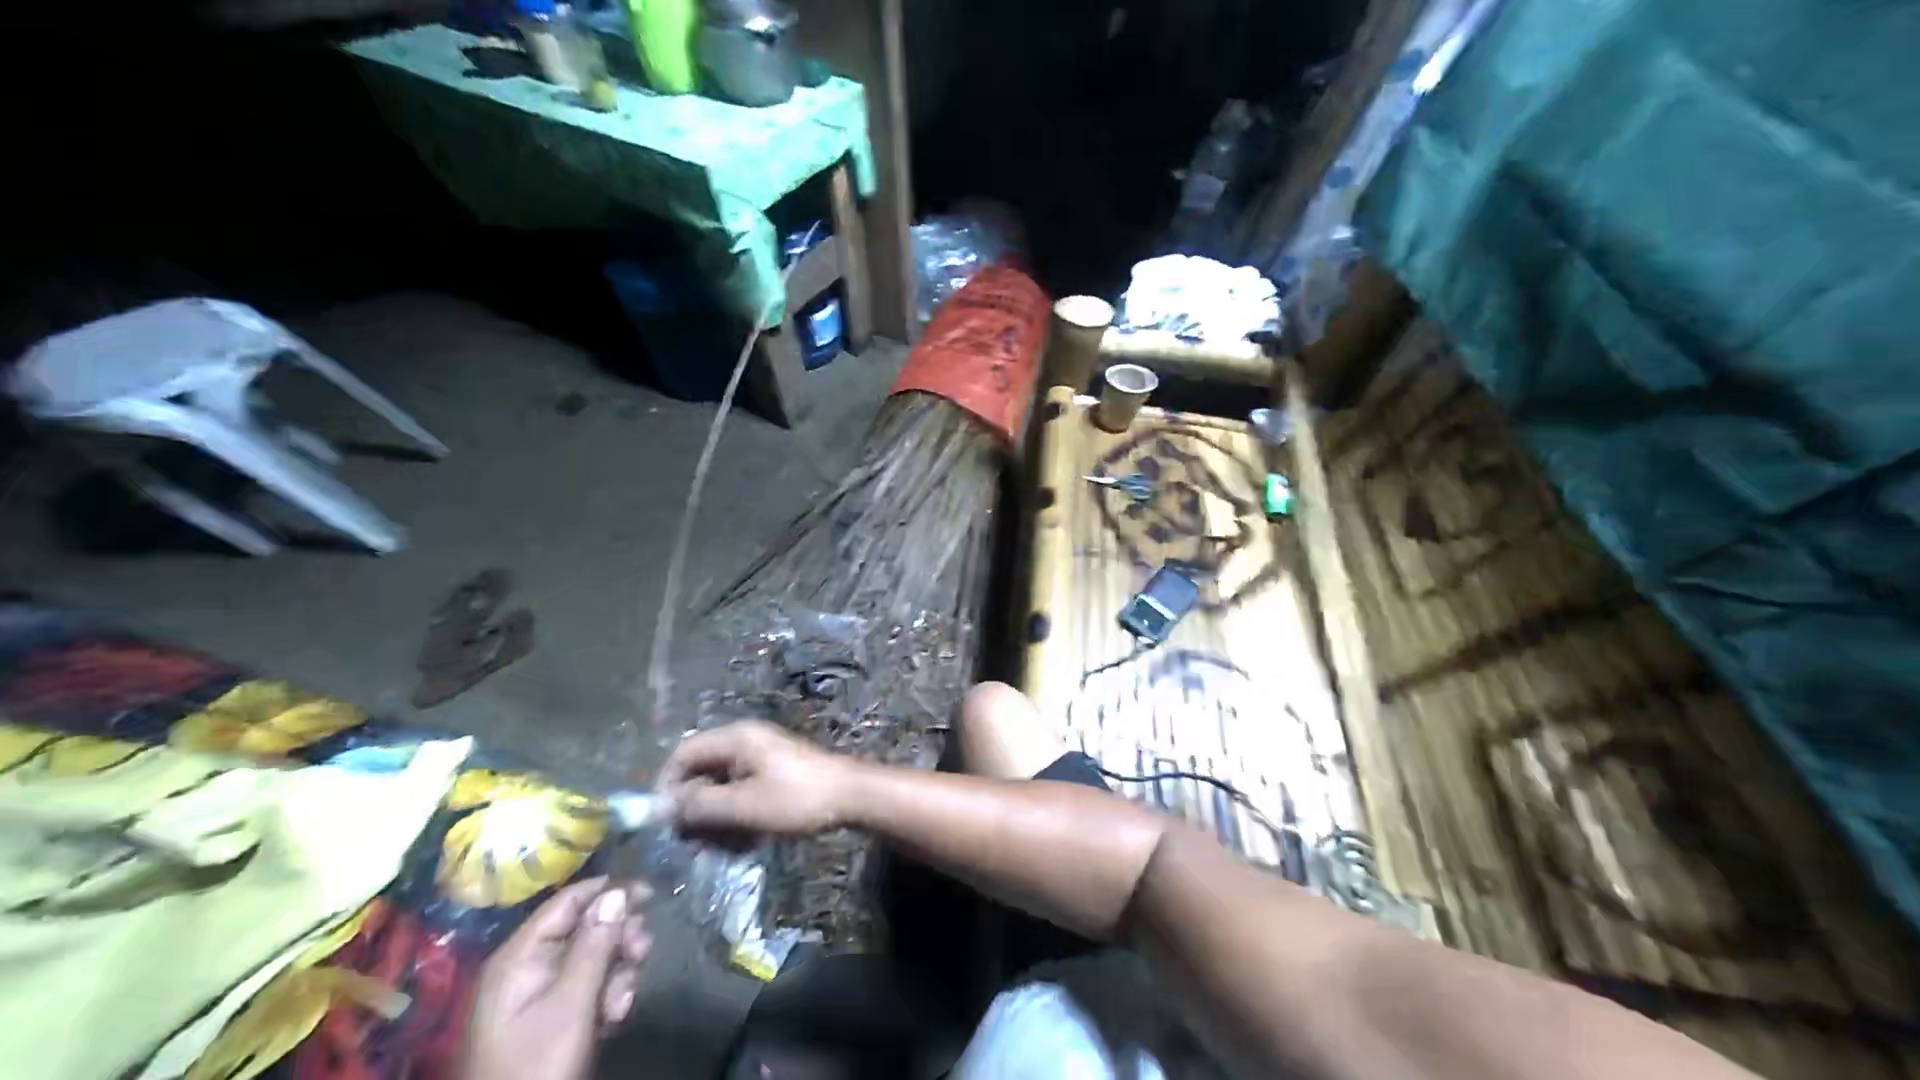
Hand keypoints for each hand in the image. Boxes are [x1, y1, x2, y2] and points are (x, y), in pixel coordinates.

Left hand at [458, 877, 652, 1079]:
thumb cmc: (536, 1069)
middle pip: (585, 929)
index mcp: (520, 958)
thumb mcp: (571, 1006)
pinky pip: (590, 987)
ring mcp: (540, 995)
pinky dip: (608, 995)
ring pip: (594, 958)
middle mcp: (528, 968)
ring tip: (622, 1001)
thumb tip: (616, 892)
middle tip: (642, 952)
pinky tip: (615, 1018)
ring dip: (618, 972)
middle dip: (618, 939)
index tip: (648, 893)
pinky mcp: (553, 1018)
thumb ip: (594, 947)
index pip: (566, 902)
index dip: (607, 891)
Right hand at [658, 720, 862, 840]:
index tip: (662, 822)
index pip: (684, 753)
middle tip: (692, 844)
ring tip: (723, 848)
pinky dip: (736, 817)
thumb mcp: (744, 806)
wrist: (851, 797)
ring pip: (720, 788)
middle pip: (701, 772)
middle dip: (694, 810)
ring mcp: (760, 759)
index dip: (667, 785)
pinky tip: (744, 843)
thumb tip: (663, 807)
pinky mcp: (772, 776)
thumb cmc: (796, 798)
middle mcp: (744, 743)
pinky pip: (741, 794)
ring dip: (716, 819)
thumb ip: (700, 805)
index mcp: (736, 739)